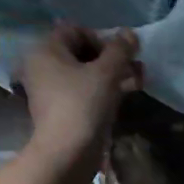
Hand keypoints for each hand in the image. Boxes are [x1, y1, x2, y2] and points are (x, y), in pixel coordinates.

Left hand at [18, 24, 141, 155]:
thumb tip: (129, 33)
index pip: (76, 31)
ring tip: (139, 82)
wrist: (67, 153)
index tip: (120, 55)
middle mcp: (43, 67)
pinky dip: (104, 90)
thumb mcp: (107, 72)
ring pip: (86, 74)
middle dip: (113, 59)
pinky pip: (84, 92)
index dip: (102, 38)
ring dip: (113, 75)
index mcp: (46, 50)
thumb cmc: (84, 104)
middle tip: (136, 68)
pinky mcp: (62, 111)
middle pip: (83, 53)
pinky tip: (126, 94)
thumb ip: (120, 50)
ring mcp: (52, 91)